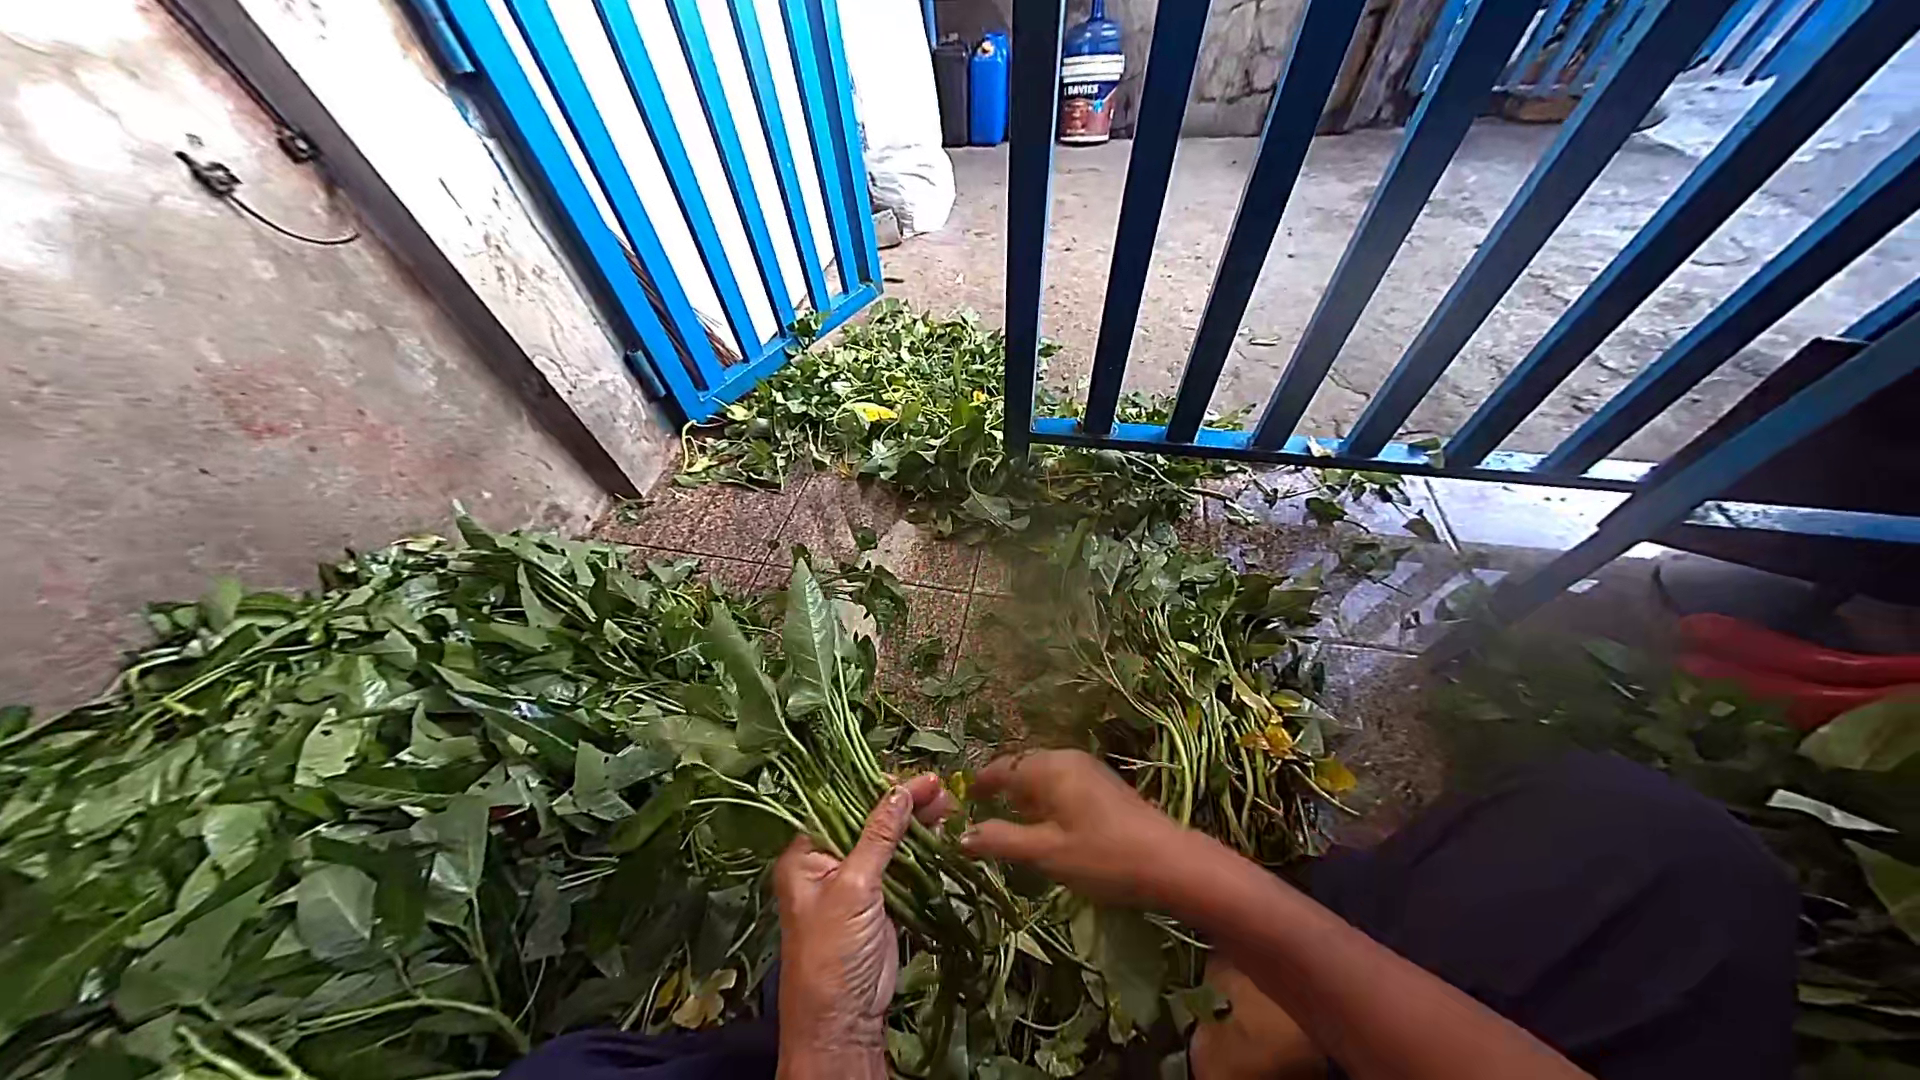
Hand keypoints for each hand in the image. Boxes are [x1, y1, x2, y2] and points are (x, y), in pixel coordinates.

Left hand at [774, 774, 953, 1075]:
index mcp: (807, 854)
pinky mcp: (882, 898)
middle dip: (903, 802)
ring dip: (917, 822)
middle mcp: (829, 861)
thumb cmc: (833, 952)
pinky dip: (922, 848)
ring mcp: (857, 880)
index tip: (906, 775)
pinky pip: (903, 864)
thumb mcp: (853, 888)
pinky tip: (941, 830)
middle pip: (870, 820)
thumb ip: (878, 836)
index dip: (873, 787)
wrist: (845, 1022)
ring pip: (890, 840)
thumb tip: (899, 789)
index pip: (841, 805)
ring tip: (947, 802)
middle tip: (938, 786)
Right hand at [960, 749, 1188, 905]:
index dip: (981, 782)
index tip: (963, 798)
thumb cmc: (1102, 856)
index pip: (1002, 767)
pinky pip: (1061, 781)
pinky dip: (1045, 797)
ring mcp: (1087, 768)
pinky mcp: (1102, 784)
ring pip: (1043, 773)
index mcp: (1048, 768)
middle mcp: (1065, 758)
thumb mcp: (1046, 853)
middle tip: (982, 811)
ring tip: (1010, 819)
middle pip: (1022, 766)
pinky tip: (1046, 823)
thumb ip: (1002, 840)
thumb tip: (963, 836)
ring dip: (1024, 793)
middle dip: (1002, 787)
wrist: (1170, 862)